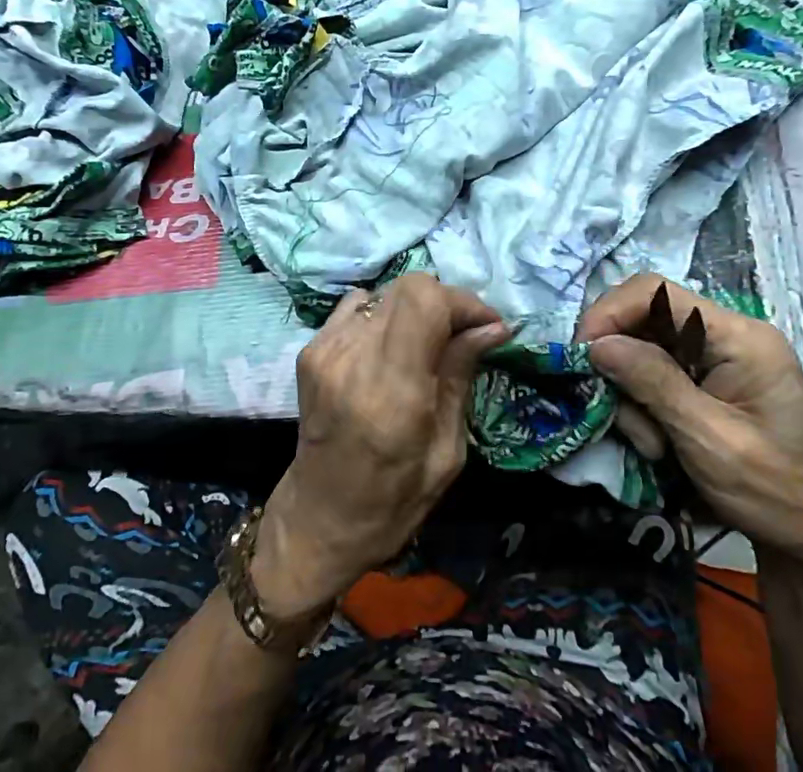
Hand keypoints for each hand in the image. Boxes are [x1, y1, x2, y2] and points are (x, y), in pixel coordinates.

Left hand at [253, 274, 511, 618]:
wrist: (320, 515)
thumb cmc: (394, 500)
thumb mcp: (447, 451)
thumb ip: (461, 377)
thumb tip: (492, 327)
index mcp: (392, 391)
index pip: (425, 300)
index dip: (463, 303)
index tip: (488, 327)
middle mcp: (353, 359)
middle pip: (406, 288)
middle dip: (445, 303)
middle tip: (465, 334)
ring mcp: (324, 350)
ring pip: (383, 294)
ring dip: (414, 310)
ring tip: (428, 345)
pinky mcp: (309, 350)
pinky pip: (356, 308)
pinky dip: (383, 318)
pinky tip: (391, 350)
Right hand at [576, 274, 802, 567]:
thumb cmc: (779, 491)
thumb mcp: (711, 441)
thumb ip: (655, 385)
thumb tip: (597, 345)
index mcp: (739, 338)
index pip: (654, 292)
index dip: (608, 314)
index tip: (582, 357)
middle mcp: (725, 336)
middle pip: (641, 321)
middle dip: (619, 365)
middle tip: (622, 416)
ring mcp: (714, 359)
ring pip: (639, 352)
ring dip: (630, 396)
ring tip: (655, 446)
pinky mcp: (704, 381)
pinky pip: (651, 375)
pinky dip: (641, 406)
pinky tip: (660, 442)